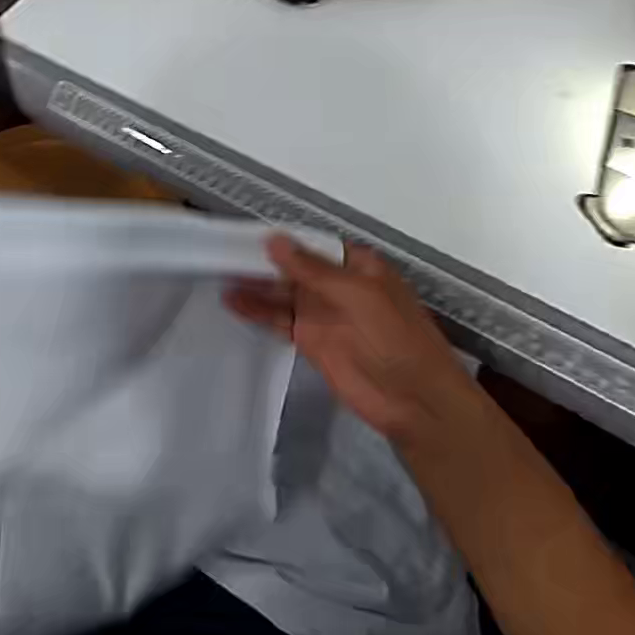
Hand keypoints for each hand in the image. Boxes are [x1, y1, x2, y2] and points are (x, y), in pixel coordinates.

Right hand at [226, 237, 476, 445]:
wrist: (414, 401)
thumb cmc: (396, 338)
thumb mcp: (357, 295)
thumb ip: (312, 270)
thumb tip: (273, 240)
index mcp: (356, 266)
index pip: (311, 245)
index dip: (281, 240)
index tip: (244, 234)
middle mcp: (336, 285)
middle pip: (292, 269)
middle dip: (261, 263)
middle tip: (222, 255)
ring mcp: (322, 314)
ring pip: (281, 294)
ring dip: (254, 287)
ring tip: (219, 277)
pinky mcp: (310, 340)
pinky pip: (279, 321)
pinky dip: (257, 312)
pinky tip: (233, 303)